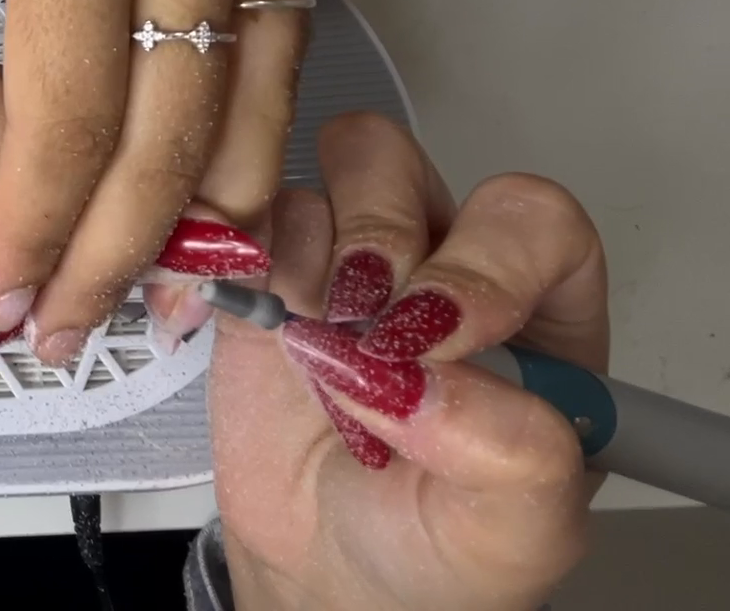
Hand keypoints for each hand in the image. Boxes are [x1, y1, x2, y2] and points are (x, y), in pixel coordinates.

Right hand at [208, 113, 606, 609]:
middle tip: (351, 313)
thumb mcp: (511, 533)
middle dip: (366, 231)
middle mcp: (417, 269)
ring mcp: (321, 269)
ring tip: (288, 332)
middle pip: (391, 164)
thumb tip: (427, 376)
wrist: (318, 565)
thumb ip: (513, 457)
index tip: (434, 331)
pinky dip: (204, 254)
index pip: (526, 222)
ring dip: (288, 252)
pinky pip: (217, 227)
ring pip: (299, 184)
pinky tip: (208, 303)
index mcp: (523, 314)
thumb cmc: (430, 550)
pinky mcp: (245, 283)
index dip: (480, 256)